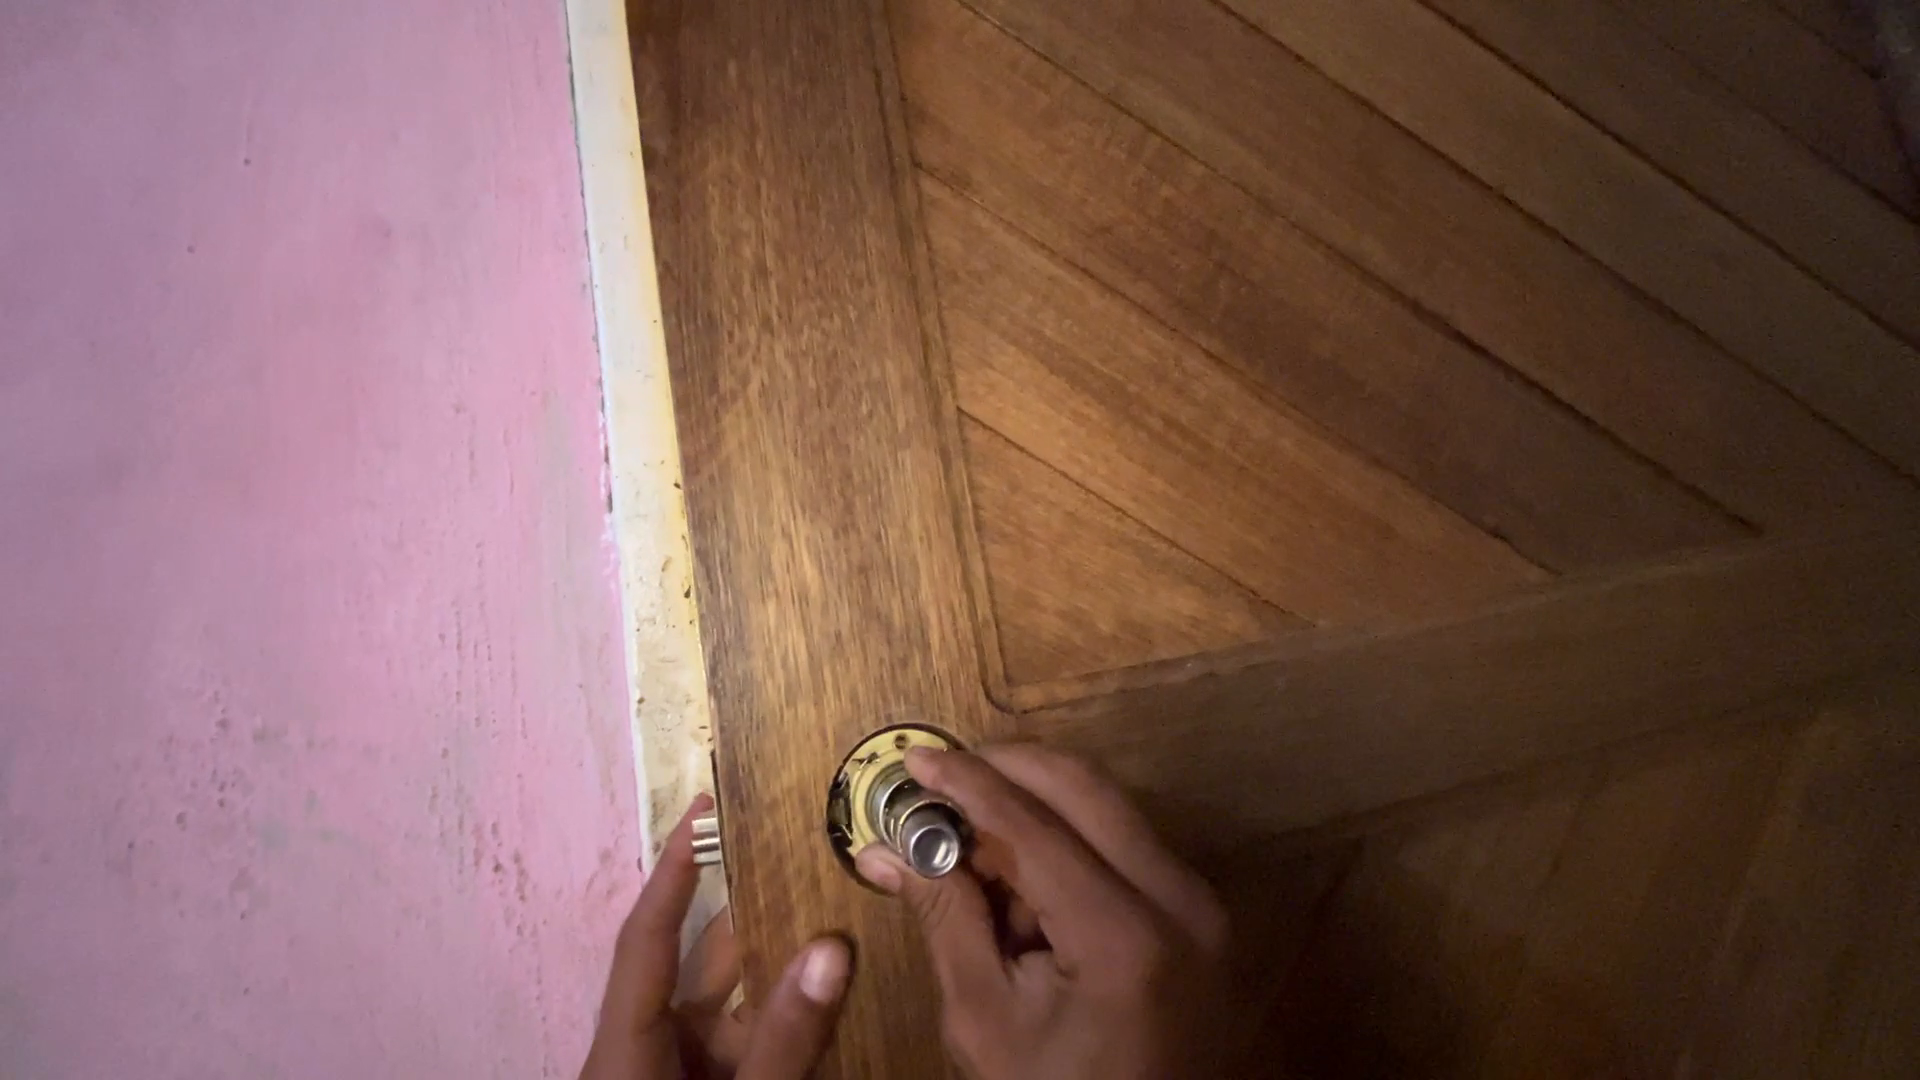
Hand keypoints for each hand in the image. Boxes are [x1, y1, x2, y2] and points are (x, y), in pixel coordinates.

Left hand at [583, 795, 852, 1079]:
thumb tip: (832, 949)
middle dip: (762, 909)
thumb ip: (783, 1037)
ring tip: (842, 912)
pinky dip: (791, 1013)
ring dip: (787, 963)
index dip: (674, 869)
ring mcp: (685, 1068)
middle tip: (813, 855)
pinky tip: (839, 989)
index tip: (701, 809)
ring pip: (741, 999)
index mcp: (629, 1043)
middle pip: (708, 962)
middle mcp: (653, 1045)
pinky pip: (754, 1036)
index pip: (648, 935)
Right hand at [854, 745, 1234, 1079]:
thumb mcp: (985, 1018)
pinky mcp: (1196, 901)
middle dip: (1007, 766)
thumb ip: (944, 915)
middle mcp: (1178, 899)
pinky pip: (1121, 833)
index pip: (1032, 826)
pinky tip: (1023, 870)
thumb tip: (884, 847)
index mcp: (1124, 938)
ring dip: (1034, 798)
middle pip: (1083, 786)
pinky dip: (1065, 829)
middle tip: (947, 773)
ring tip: (975, 832)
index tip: (917, 757)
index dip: (967, 783)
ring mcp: (1197, 897)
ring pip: (1105, 801)